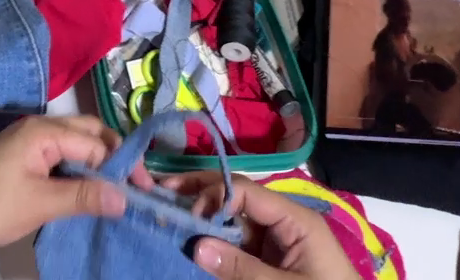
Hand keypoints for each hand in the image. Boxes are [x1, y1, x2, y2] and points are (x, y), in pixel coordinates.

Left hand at [0, 115, 151, 279]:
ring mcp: (30, 140)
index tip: (146, 189)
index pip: (94, 143)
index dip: (122, 165)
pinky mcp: (24, 156)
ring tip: (120, 189)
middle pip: (88, 133)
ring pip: (76, 143)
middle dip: (114, 155)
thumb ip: (83, 197)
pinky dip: (80, 168)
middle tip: (138, 186)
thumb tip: (124, 197)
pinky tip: (90, 189)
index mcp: (44, 130)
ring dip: (98, 162)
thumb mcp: (41, 204)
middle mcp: (39, 126)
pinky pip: (62, 154)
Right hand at [164, 173, 362, 279]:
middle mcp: (284, 223)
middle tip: (164, 198)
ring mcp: (278, 244)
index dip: (212, 195)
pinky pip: (238, 248)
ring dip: (204, 224)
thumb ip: (242, 269)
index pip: (245, 190)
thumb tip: (195, 246)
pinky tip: (193, 249)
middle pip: (236, 200)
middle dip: (201, 200)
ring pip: (233, 224)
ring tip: (170, 221)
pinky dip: (216, 248)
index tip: (184, 212)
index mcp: (295, 219)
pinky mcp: (272, 264)